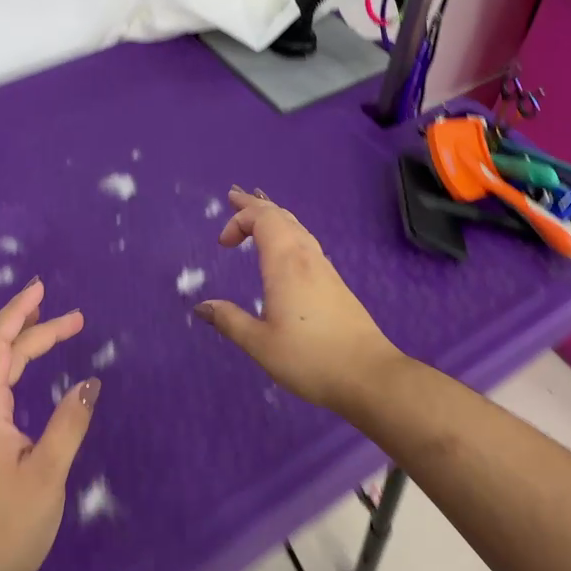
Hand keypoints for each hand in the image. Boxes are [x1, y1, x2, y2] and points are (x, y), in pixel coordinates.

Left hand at [0, 278, 100, 570]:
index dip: (19, 312)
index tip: (42, 287)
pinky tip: (25, 373)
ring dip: (21, 346)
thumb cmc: (6, 527)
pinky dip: (12, 368)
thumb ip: (69, 423)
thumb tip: (90, 382)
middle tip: (75, 317)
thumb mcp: (47, 474)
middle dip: (33, 328)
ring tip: (52, 328)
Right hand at [195, 187, 402, 413]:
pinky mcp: (335, 283)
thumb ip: (230, 321)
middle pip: (280, 216)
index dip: (239, 220)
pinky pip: (306, 241)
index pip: (262, 219)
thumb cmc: (310, 358)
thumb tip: (202, 307)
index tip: (223, 244)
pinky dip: (288, 231)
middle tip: (234, 196)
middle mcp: (306, 257)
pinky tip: (287, 246)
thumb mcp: (260, 344)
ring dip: (274, 216)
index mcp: (286, 264)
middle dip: (255, 205)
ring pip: (297, 227)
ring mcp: (325, 268)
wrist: (369, 374)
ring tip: (258, 211)